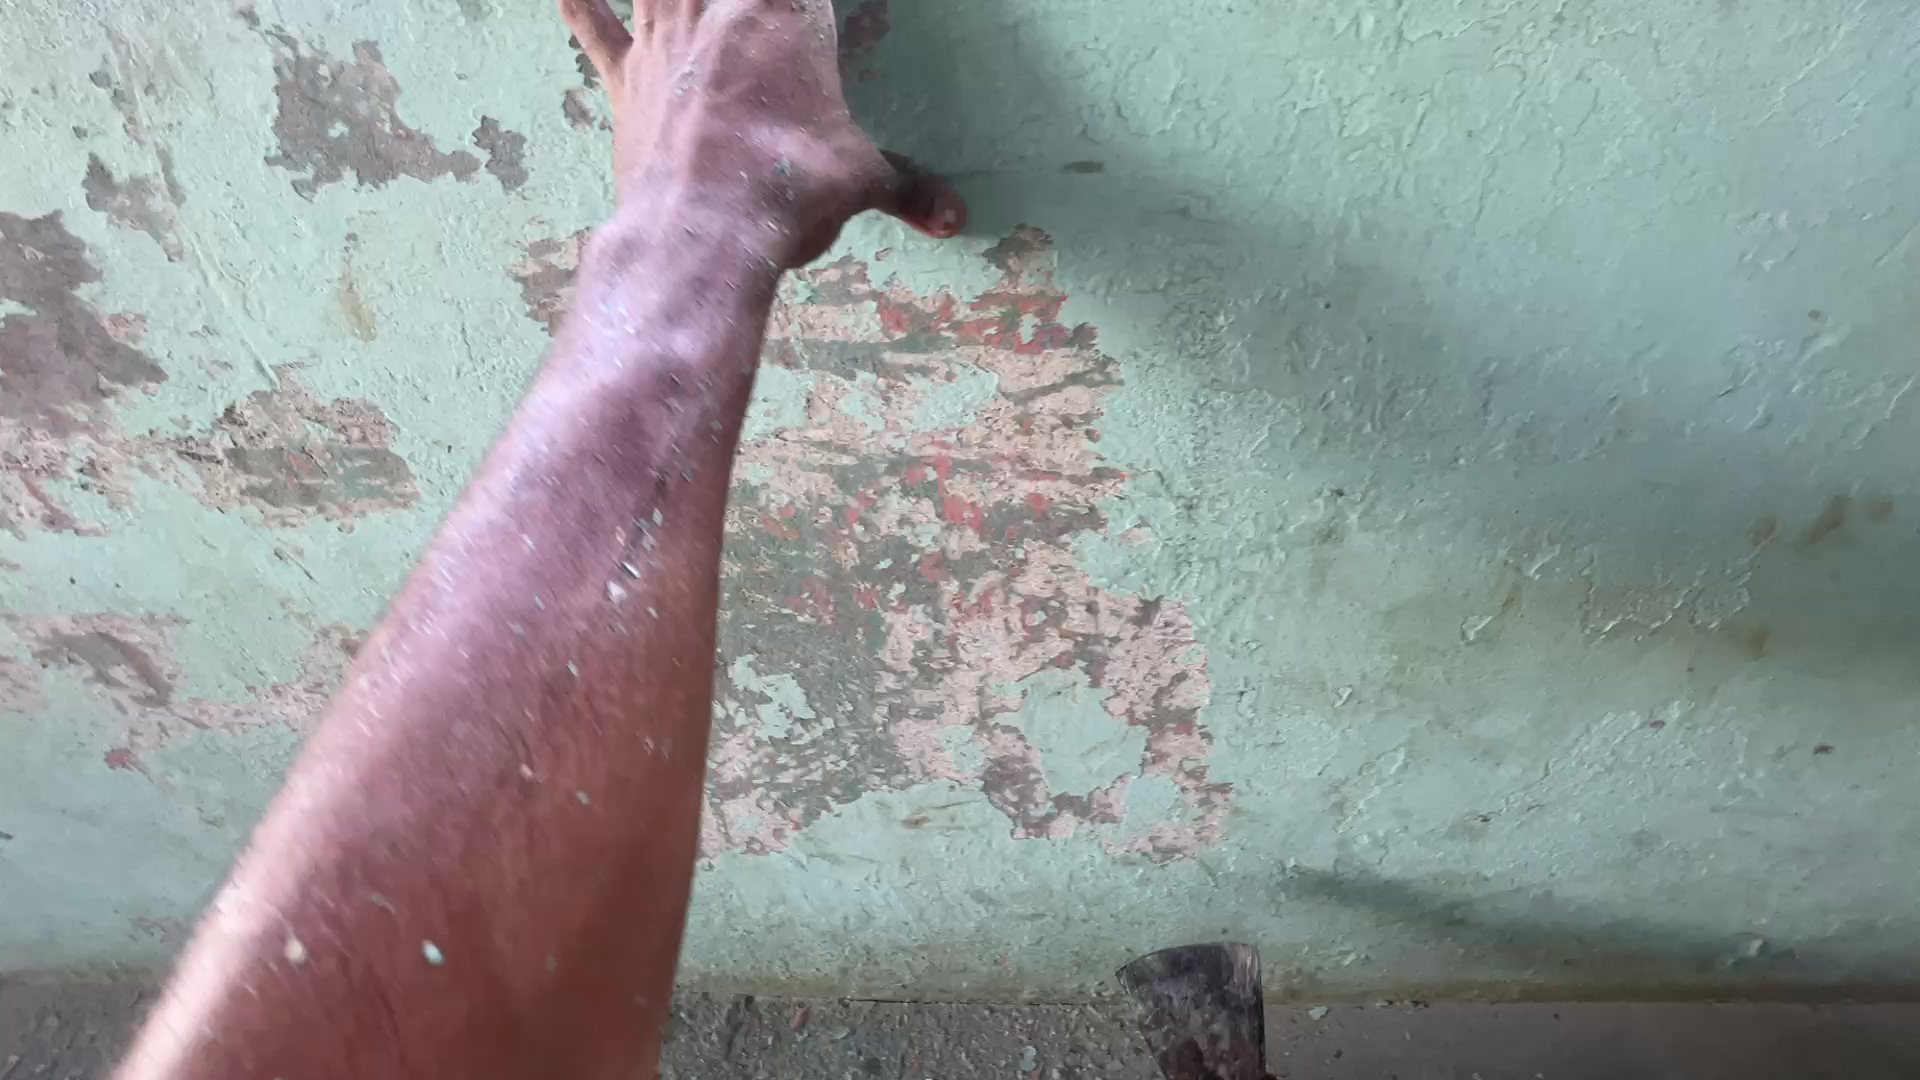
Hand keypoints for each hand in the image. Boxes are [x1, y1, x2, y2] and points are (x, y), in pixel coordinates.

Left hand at [561, 0, 966, 266]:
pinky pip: (596, 28)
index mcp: (786, 11)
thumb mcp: (861, 185)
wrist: (706, 233)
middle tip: (750, 2)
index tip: (808, 4)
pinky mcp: (628, 83)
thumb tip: (955, 217)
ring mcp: (665, 37)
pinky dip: (581, 7)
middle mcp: (718, 4)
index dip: (807, 0)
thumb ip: (908, 189)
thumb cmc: (790, 193)